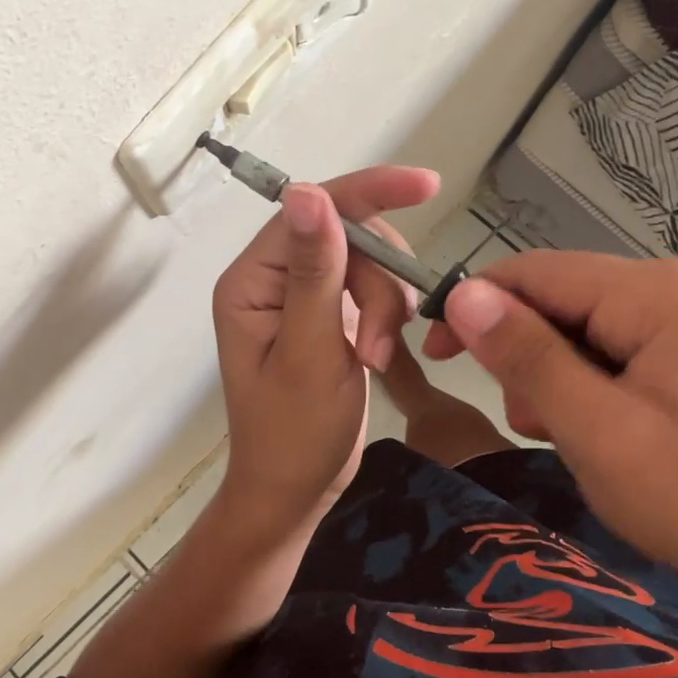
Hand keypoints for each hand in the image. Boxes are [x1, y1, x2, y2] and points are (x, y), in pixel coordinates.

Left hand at [213, 166, 436, 523]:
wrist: (295, 491)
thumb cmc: (293, 434)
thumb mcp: (309, 351)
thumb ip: (314, 272)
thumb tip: (307, 191)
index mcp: (249, 281)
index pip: (309, 212)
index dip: (367, 194)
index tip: (427, 186)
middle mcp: (269, 281)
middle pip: (347, 238)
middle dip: (378, 283)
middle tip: (380, 344)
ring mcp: (299, 299)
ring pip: (366, 265)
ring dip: (385, 307)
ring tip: (376, 359)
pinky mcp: (325, 318)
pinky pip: (369, 292)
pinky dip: (385, 318)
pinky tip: (379, 355)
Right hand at [423, 251, 677, 602]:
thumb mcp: (596, 429)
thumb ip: (526, 357)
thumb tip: (462, 295)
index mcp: (659, 294)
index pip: (534, 272)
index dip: (473, 306)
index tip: (435, 356)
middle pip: (560, 300)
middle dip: (523, 355)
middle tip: (526, 422)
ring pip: (585, 332)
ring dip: (553, 380)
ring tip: (566, 438)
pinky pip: (619, 356)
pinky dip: (590, 391)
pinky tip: (600, 436)